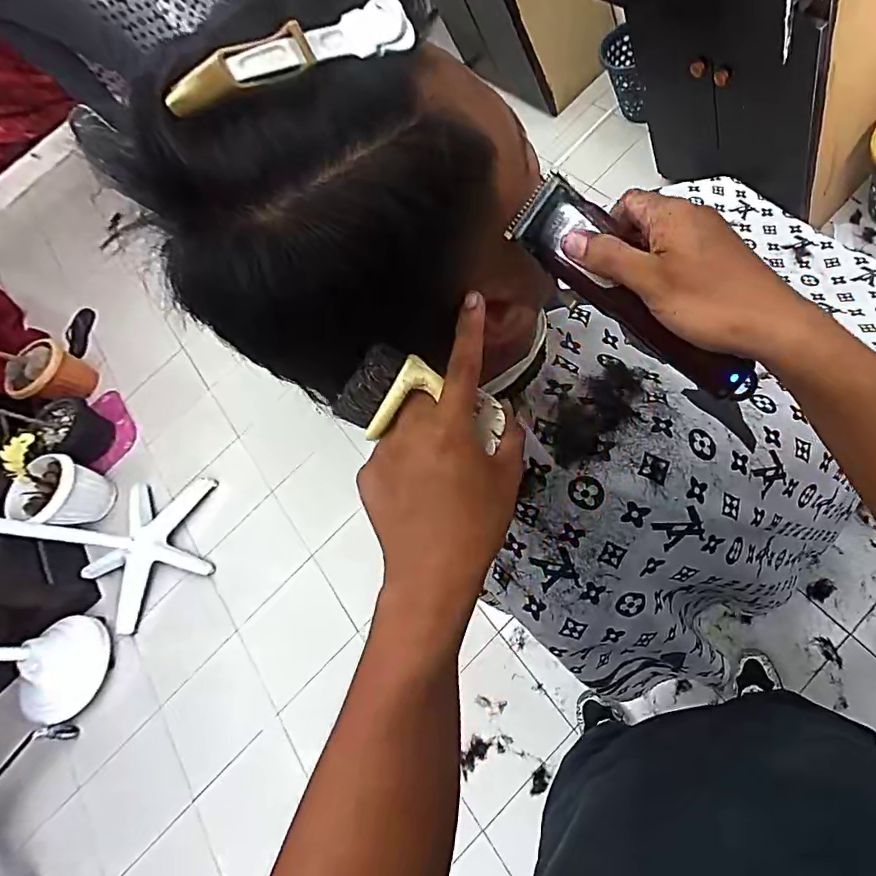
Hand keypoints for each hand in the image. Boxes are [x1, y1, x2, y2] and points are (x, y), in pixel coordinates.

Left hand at [357, 295, 525, 635]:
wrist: (432, 574)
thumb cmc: (480, 524)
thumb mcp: (507, 478)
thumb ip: (507, 436)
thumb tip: (503, 414)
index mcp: (452, 428)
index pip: (462, 369)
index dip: (468, 332)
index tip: (469, 301)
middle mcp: (413, 431)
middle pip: (428, 396)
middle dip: (445, 404)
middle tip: (463, 438)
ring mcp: (384, 453)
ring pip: (410, 426)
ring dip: (429, 437)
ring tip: (444, 479)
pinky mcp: (368, 475)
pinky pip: (393, 454)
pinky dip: (411, 464)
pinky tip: (423, 496)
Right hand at [561, 190, 830, 362]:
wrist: (773, 327)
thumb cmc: (719, 304)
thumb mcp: (649, 283)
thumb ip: (608, 258)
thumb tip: (573, 239)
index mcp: (673, 212)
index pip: (622, 204)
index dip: (603, 231)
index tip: (593, 260)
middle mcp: (695, 219)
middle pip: (642, 230)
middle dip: (626, 261)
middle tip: (620, 292)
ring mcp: (712, 242)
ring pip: (664, 253)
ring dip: (649, 279)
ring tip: (649, 308)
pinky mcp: (724, 265)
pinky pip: (686, 269)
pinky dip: (673, 287)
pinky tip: (675, 313)